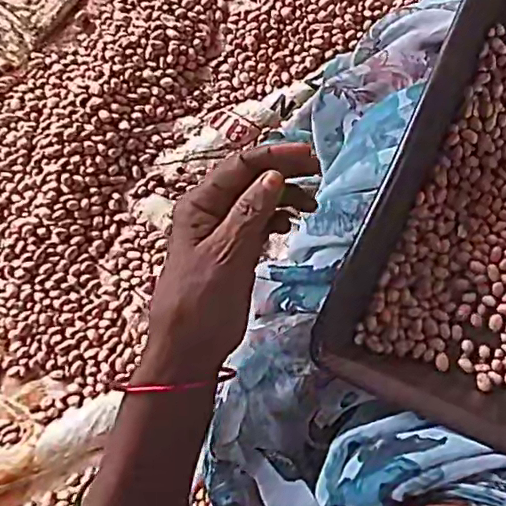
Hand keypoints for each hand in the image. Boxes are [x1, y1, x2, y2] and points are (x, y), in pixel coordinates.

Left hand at [143, 143, 319, 368]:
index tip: (307, 155)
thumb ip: (250, 213)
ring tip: (311, 204)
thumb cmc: (199, 302)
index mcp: (199, 204)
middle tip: (318, 172)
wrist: (188, 350)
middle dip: (283, 171)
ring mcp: (223, 230)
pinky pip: (260, 222)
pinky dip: (278, 217)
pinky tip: (291, 222)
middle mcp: (210, 211)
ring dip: (285, 196)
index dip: (274, 155)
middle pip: (250, 179)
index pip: (239, 166)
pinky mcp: (235, 249)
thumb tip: (274, 175)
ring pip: (258, 199)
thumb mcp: (226, 254)